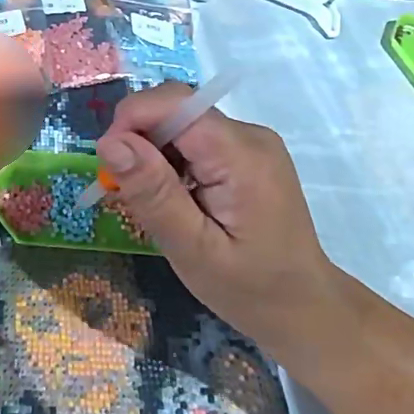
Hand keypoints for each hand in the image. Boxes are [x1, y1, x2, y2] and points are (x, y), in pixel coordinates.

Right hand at [97, 83, 338, 359]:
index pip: (175, 103)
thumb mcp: (192, 249)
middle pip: (177, 109)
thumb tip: (109, 142)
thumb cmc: (250, 289)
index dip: (132, 119)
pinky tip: (175, 198)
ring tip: (153, 202)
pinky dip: (171, 160)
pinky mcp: (246, 153)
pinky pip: (195, 138)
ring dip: (153, 152)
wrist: (305, 310)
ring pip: (182, 122)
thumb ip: (152, 193)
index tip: (108, 162)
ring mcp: (250, 142)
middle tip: (124, 188)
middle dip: (139, 138)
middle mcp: (249, 135)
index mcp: (241, 155)